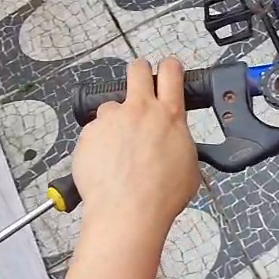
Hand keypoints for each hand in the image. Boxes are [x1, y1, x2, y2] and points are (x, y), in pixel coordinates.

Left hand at [72, 59, 200, 233]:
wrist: (128, 211)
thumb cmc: (160, 195)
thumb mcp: (189, 165)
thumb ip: (180, 143)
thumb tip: (176, 142)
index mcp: (170, 115)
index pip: (171, 72)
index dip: (169, 67)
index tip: (168, 68)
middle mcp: (140, 110)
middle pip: (137, 69)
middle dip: (139, 71)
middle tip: (140, 83)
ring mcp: (112, 119)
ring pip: (112, 106)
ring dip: (116, 118)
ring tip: (120, 146)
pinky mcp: (89, 133)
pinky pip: (94, 131)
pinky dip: (99, 142)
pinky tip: (107, 163)